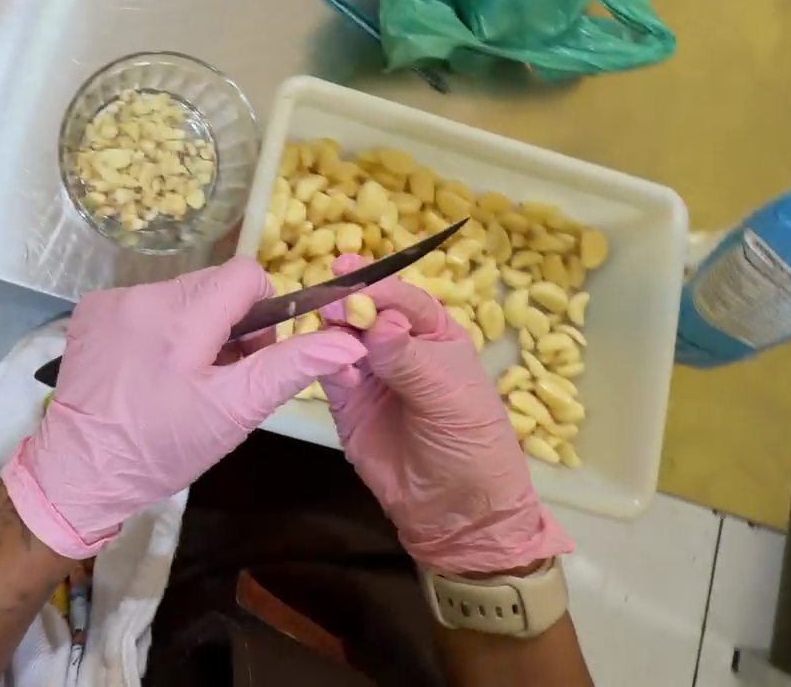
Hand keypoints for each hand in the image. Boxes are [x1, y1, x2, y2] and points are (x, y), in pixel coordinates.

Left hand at [3, 257, 365, 558]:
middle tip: (215, 373)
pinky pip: (143, 302)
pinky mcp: (90, 310)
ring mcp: (112, 299)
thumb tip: (346, 341)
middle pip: (211, 283)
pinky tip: (145, 367)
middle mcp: (145, 295)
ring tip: (178, 375)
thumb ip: (288, 369)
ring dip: (190, 323)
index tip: (249, 352)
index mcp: (183, 316)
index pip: (245, 274)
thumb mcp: (233, 413)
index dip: (261, 309)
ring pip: (178, 292)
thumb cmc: (163, 447)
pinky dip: (155, 326)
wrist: (80, 471)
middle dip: (226, 320)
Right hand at [321, 254, 572, 575]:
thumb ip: (410, 360)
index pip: (403, 298)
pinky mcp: (344, 399)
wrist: (456, 516)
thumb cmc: (472, 447)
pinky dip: (319, 358)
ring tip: (323, 322)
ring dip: (331, 325)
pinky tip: (317, 354)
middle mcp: (398, 345)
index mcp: (435, 335)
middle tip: (332, 301)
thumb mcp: (451, 399)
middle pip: (367, 310)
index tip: (352, 274)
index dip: (379, 284)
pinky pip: (327, 370)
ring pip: (342, 335)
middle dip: (349, 299)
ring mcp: (369, 371)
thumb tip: (378, 322)